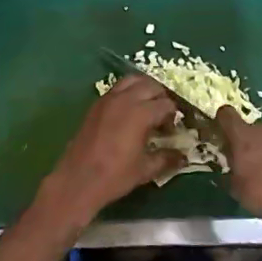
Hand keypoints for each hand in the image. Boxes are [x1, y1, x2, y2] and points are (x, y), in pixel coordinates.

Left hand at [35, 76, 183, 226]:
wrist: (78, 180)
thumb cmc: (115, 175)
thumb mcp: (146, 169)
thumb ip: (167, 158)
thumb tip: (182, 156)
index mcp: (141, 113)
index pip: (166, 104)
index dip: (173, 117)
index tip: (172, 131)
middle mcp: (125, 99)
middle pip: (151, 85)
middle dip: (161, 98)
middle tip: (164, 116)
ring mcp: (108, 99)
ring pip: (132, 81)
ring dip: (144, 89)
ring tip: (148, 107)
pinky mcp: (96, 104)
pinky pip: (117, 89)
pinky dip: (128, 92)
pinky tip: (129, 111)